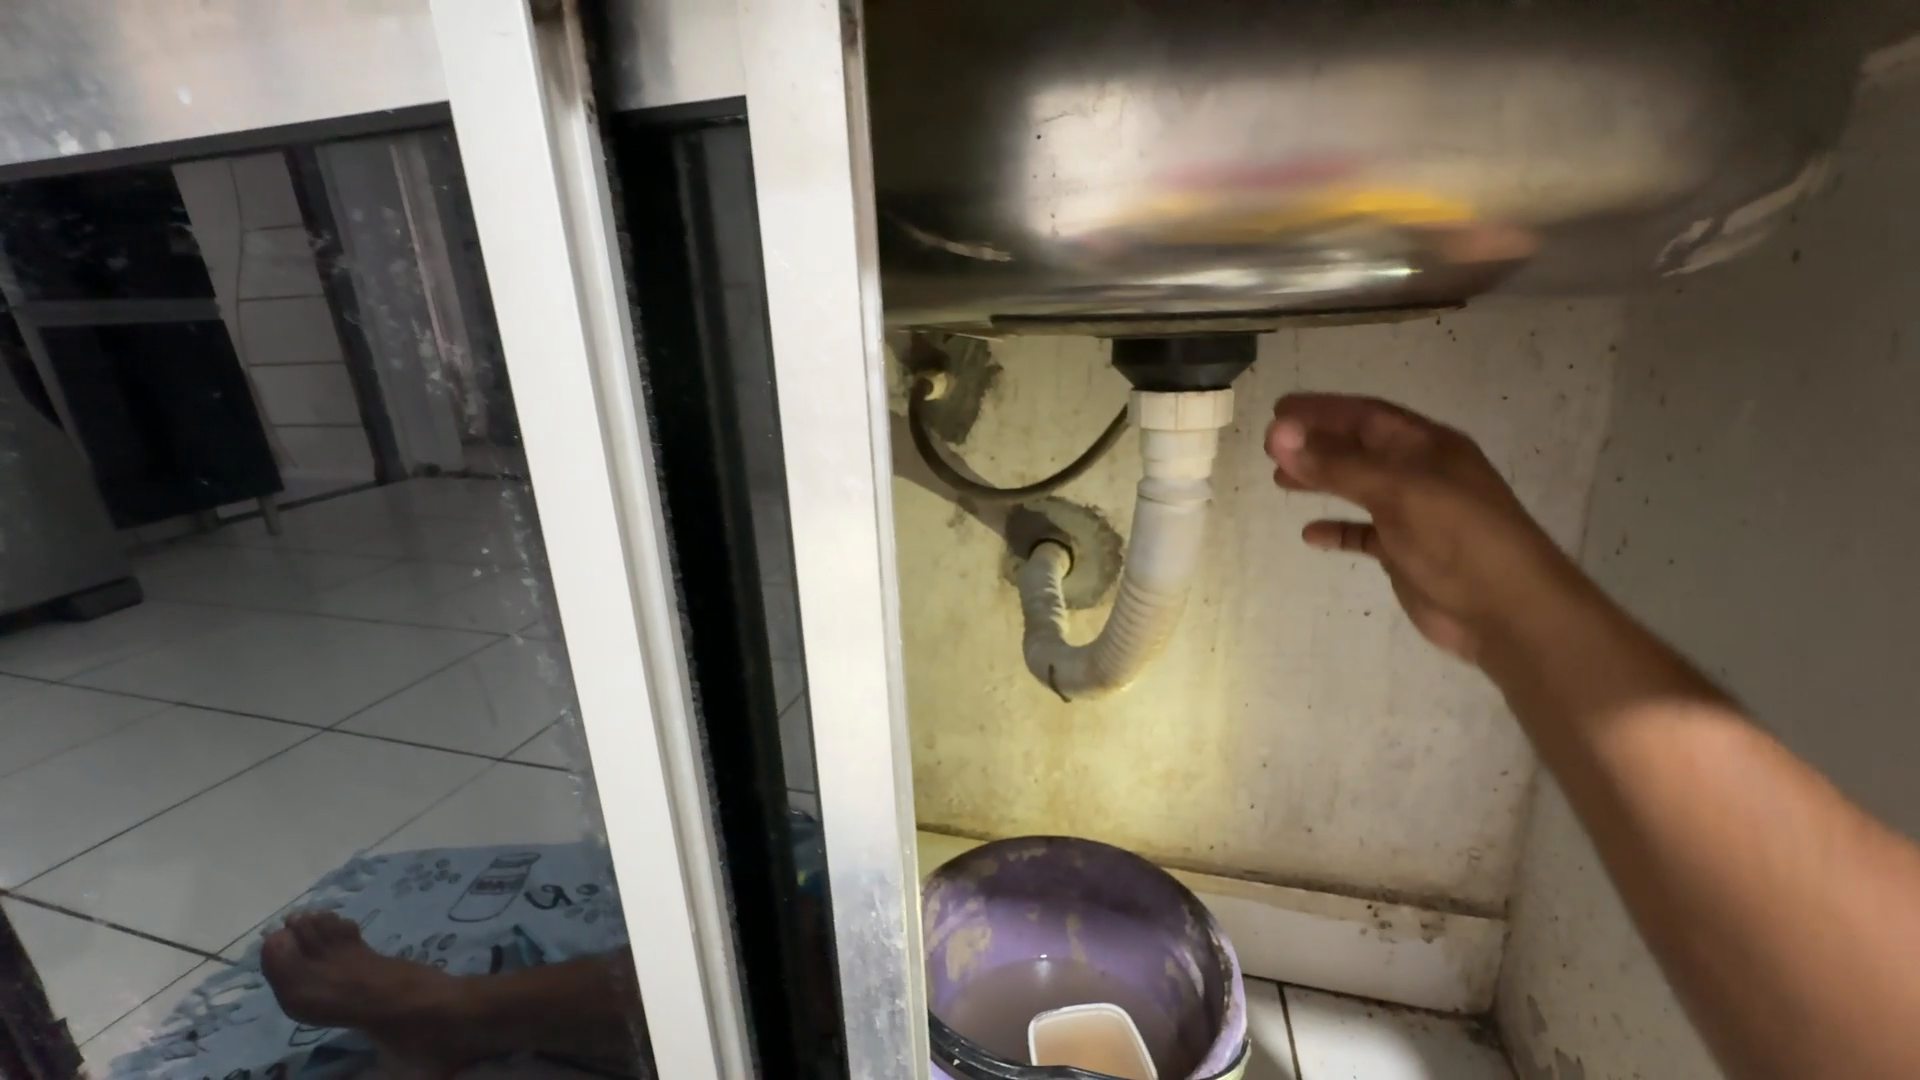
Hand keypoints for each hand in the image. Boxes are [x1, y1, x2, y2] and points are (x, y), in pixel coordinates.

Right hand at [1264, 393, 1581, 662]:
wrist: (1506, 611)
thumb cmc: (1458, 539)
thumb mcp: (1396, 492)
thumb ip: (1336, 465)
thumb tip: (1278, 434)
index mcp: (1427, 447)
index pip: (1366, 416)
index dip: (1322, 410)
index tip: (1277, 410)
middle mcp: (1420, 473)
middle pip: (1358, 448)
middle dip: (1316, 443)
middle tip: (1270, 446)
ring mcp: (1413, 513)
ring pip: (1357, 487)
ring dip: (1320, 481)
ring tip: (1280, 480)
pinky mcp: (1405, 551)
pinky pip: (1363, 533)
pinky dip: (1337, 530)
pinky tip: (1311, 535)